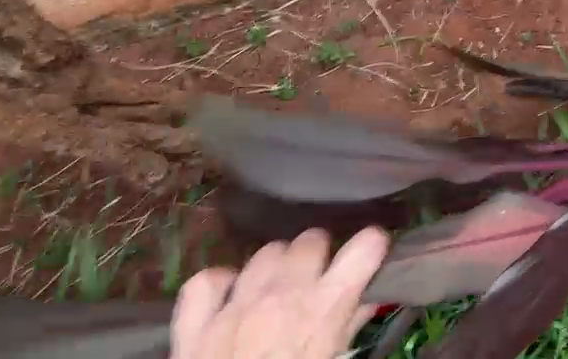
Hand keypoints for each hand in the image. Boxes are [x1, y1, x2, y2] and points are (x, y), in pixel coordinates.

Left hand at [170, 227, 389, 358]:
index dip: (371, 247)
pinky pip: (206, 282)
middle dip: (318, 255)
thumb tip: (368, 297)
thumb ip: (351, 326)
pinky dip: (219, 285)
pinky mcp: (195, 327)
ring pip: (265, 254)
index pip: (366, 245)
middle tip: (317, 281)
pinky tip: (230, 298)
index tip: (369, 258)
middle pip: (311, 240)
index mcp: (325, 306)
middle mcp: (284, 294)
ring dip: (275, 268)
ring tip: (275, 292)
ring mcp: (236, 306)